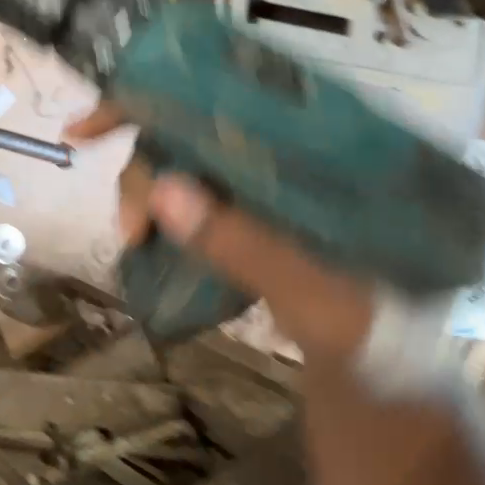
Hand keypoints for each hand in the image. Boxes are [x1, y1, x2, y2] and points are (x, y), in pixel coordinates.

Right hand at [68, 103, 374, 363]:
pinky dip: (156, 211)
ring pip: (179, 163)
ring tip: (136, 241)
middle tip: (132, 228)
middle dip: (144, 169)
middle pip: (188, 130)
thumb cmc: (381, 339)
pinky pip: (185, 195)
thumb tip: (164, 188)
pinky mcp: (245, 214)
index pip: (227, 100)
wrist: (395, 386)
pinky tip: (144, 238)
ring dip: (144, 195)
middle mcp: (283, 154)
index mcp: (318, 151)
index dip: (155, 99)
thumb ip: (251, 247)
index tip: (89, 126)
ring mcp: (260, 185)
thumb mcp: (324, 300)